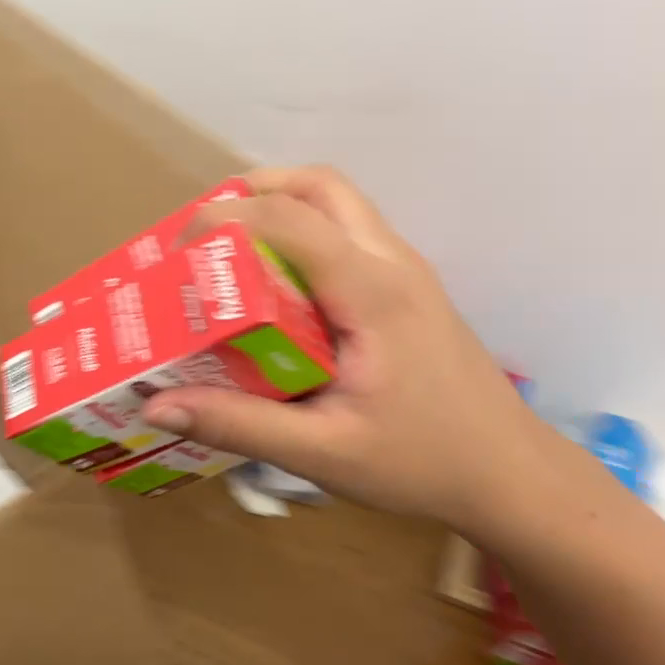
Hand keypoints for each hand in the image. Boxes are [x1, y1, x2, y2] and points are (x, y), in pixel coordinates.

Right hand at [143, 166, 566, 530]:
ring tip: (222, 253)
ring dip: (276, 209)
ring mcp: (403, 274)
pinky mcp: (403, 292)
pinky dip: (296, 236)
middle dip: (251, 192)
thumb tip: (154, 405)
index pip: (291, 220)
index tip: (173, 248)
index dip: (225, 217)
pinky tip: (266, 290)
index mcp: (372, 294)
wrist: (511, 477)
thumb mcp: (321, 454)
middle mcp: (391, 266)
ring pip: (336, 204)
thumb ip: (237, 425)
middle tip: (198, 234)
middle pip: (319, 188)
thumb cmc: (422, 463)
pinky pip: (343, 237)